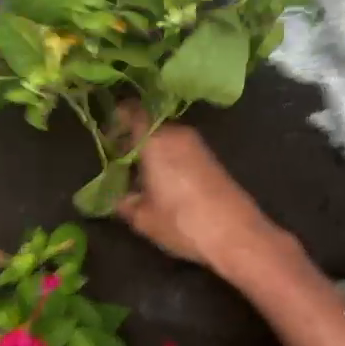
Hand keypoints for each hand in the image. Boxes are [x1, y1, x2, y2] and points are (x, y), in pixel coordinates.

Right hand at [113, 102, 285, 277]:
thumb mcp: (143, 218)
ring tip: (139, 178)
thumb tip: (113, 197)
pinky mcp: (210, 158)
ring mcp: (196, 145)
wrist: (237, 234)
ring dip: (149, 150)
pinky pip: (179, 148)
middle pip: (148, 125)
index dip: (116, 118)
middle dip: (130, 140)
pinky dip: (166, 158)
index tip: (107, 137)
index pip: (132, 110)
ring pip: (164, 137)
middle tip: (117, 164)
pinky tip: (162, 184)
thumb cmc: (183, 223)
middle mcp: (177, 134)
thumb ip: (122, 202)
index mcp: (155, 141)